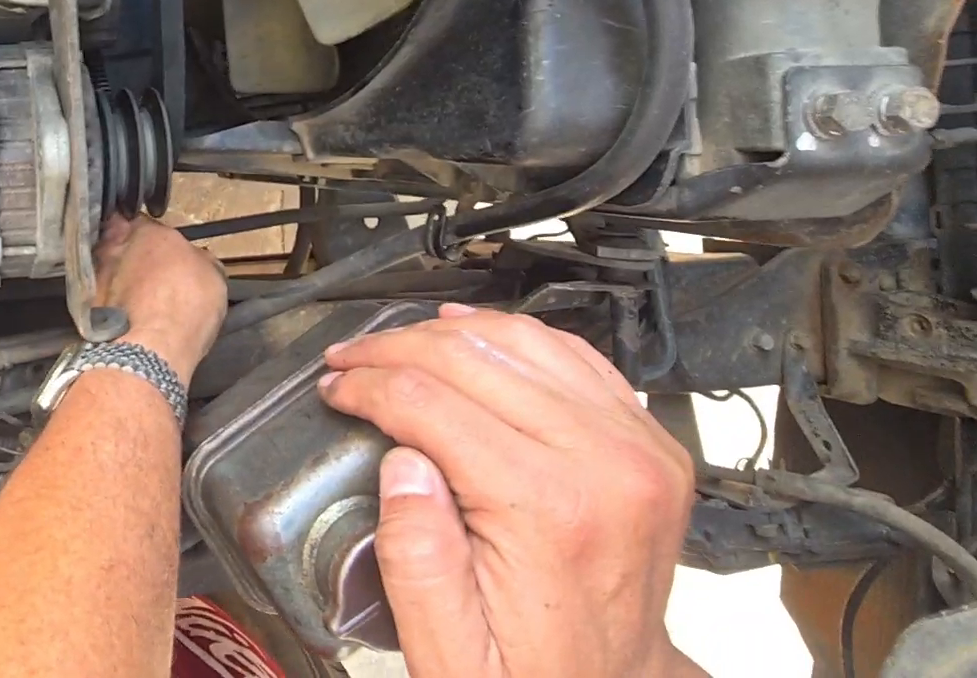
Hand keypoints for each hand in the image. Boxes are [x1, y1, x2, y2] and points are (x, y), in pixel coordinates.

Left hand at [92, 215, 227, 383]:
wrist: (151, 347)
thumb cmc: (184, 307)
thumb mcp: (213, 276)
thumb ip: (200, 259)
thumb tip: (198, 260)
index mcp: (147, 230)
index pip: (146, 223)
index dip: (155, 239)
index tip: (164, 252)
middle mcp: (115, 245)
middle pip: (120, 242)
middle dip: (131, 254)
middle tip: (150, 275)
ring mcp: (97, 273)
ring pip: (106, 268)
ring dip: (117, 278)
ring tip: (138, 300)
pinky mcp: (85, 303)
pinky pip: (98, 295)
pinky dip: (109, 302)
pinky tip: (126, 316)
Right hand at [317, 304, 704, 677]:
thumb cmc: (530, 669)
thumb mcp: (449, 648)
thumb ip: (416, 558)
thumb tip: (401, 462)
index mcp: (551, 509)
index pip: (430, 403)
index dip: (366, 386)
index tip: (332, 390)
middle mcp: (605, 462)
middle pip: (468, 359)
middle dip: (388, 350)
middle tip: (345, 361)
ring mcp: (635, 442)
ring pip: (512, 339)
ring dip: (437, 333)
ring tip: (388, 348)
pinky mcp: (643, 435)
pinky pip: (563, 351)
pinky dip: (502, 333)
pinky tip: (462, 335)